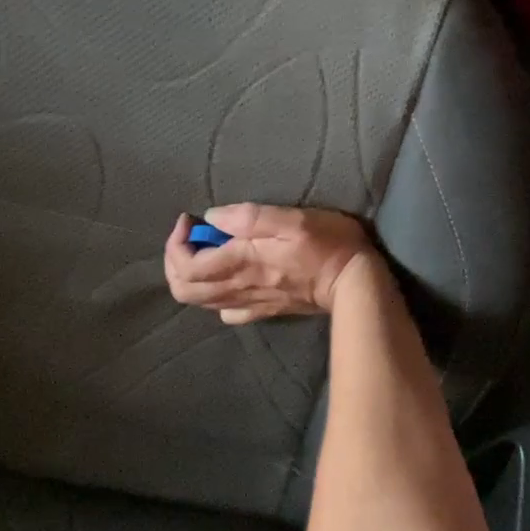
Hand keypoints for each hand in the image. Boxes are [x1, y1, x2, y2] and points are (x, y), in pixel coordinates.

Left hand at [163, 204, 378, 323]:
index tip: (189, 219)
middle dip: (175, 262)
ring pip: (200, 302)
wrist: (354, 283)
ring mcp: (250, 304)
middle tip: (190, 237)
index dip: (176, 243)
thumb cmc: (328, 243)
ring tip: (205, 252)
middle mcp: (238, 288)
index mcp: (241, 263)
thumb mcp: (293, 219)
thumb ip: (249, 217)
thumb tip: (212, 217)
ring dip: (191, 277)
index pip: (186, 265)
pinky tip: (229, 278)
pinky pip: (226, 312)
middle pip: (184, 290)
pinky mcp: (264, 310)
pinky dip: (215, 296)